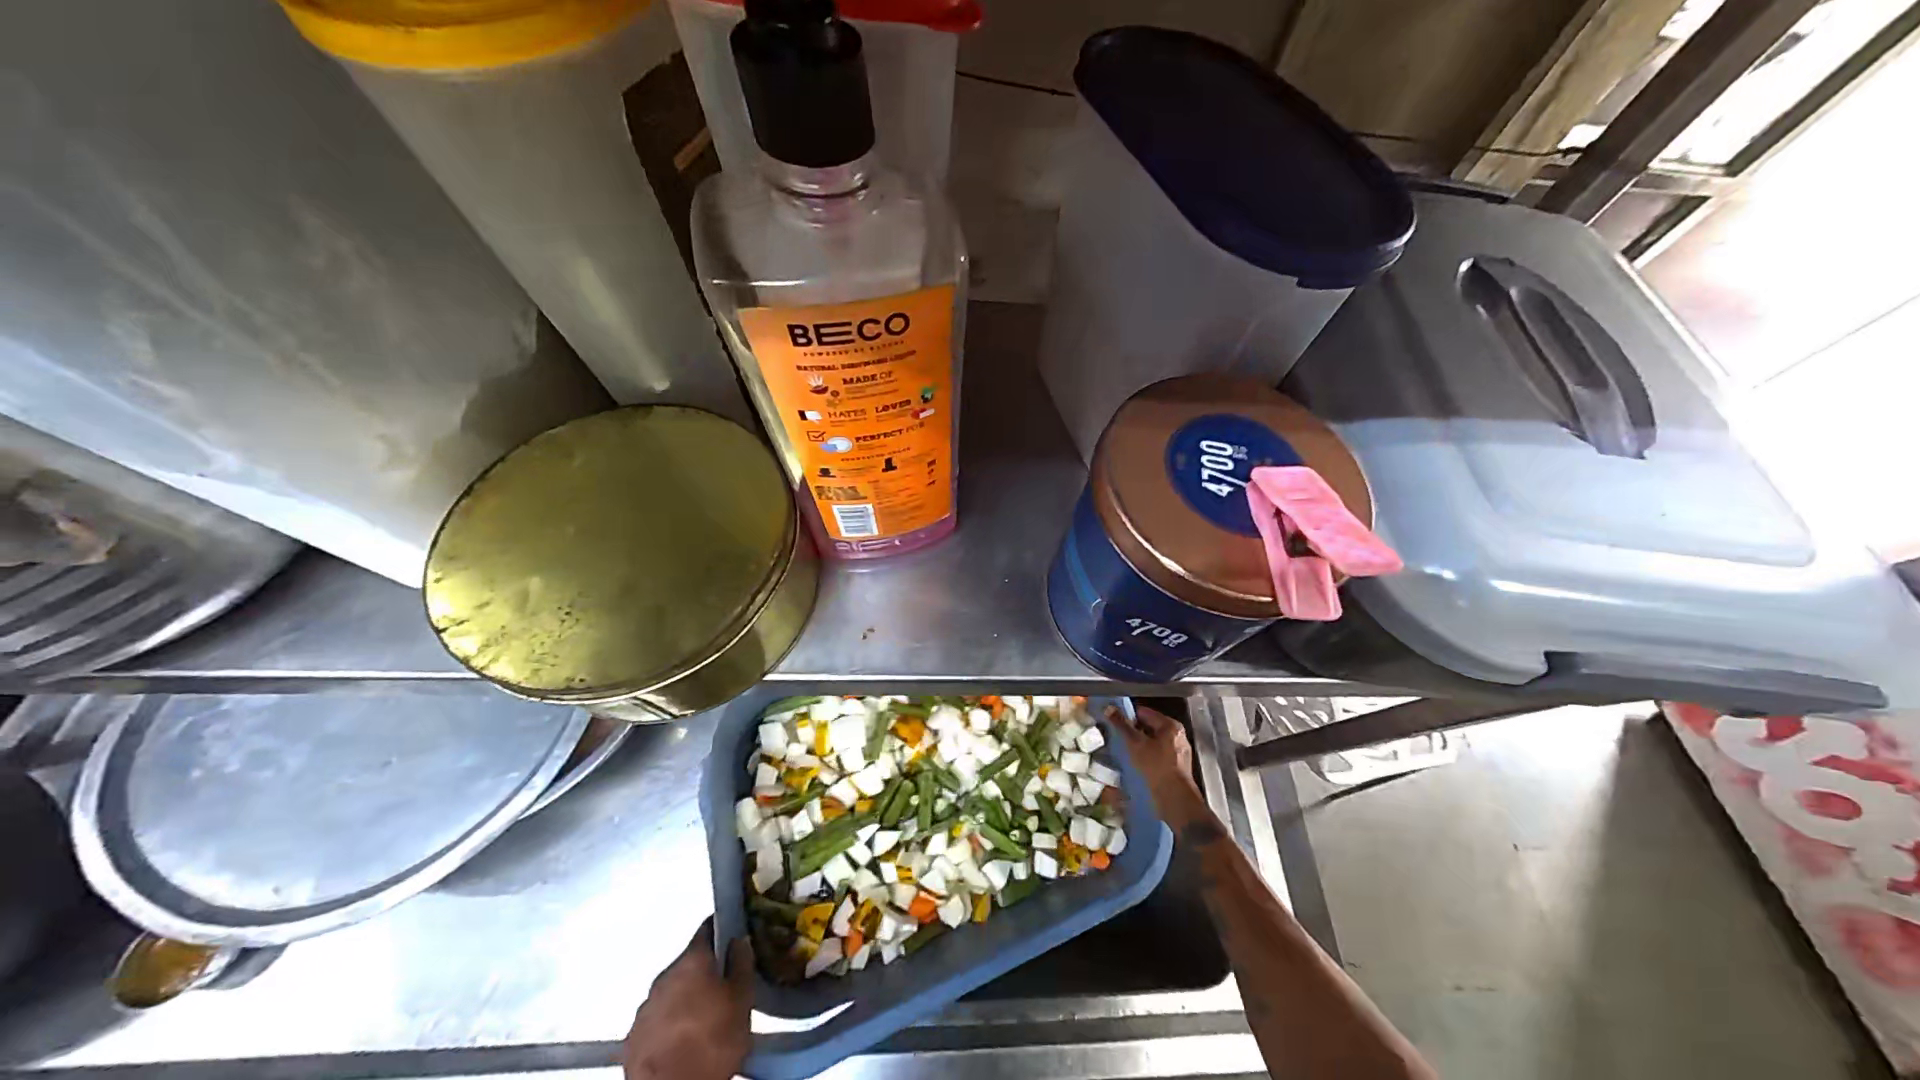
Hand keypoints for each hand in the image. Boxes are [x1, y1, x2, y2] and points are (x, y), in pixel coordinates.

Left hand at [625, 917, 751, 1079]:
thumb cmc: (713, 1042)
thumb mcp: (743, 1001)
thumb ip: (742, 965)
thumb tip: (738, 939)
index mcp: (692, 961)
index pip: (708, 928)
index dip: (724, 928)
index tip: (737, 935)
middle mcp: (664, 976)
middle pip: (690, 962)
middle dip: (708, 969)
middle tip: (728, 985)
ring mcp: (645, 1008)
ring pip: (673, 990)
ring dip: (689, 996)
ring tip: (708, 1018)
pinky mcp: (633, 1038)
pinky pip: (659, 1017)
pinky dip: (673, 1020)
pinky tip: (686, 1039)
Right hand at [1110, 705, 1205, 825]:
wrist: (1175, 800)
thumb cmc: (1156, 767)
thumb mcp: (1135, 743)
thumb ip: (1121, 725)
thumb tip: (1109, 708)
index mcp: (1171, 726)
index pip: (1144, 712)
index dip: (1127, 716)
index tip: (1113, 723)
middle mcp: (1177, 737)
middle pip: (1148, 728)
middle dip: (1132, 733)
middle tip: (1115, 738)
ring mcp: (1177, 753)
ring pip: (1151, 744)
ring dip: (1137, 747)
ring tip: (1121, 753)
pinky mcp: (1174, 769)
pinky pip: (1155, 757)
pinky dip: (1144, 758)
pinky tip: (1133, 765)